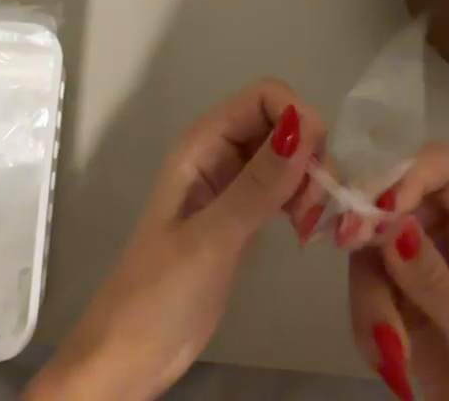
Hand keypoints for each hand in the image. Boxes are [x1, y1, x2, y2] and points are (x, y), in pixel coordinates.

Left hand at [26, 79, 328, 400]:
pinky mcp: (243, 216)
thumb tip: (304, 127)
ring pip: (288, 157)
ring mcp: (231, 186)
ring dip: (312, 183)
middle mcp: (218, 154)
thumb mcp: (211, 239)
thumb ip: (257, 186)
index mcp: (201, 144)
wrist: (131, 351)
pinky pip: (284, 189)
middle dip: (311, 156)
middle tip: (317, 212)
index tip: (317, 170)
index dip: (298, 118)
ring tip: (313, 229)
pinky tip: (308, 233)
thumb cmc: (159, 293)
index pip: (264, 96)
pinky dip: (304, 202)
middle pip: (283, 123)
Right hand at [346, 144, 448, 400]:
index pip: (443, 170)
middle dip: (372, 240)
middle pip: (391, 202)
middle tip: (359, 269)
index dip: (408, 175)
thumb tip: (390, 225)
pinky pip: (363, 285)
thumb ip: (436, 284)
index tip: (381, 210)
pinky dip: (366, 321)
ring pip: (368, 246)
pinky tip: (388, 359)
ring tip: (389, 352)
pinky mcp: (396, 294)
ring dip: (369, 297)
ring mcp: (419, 264)